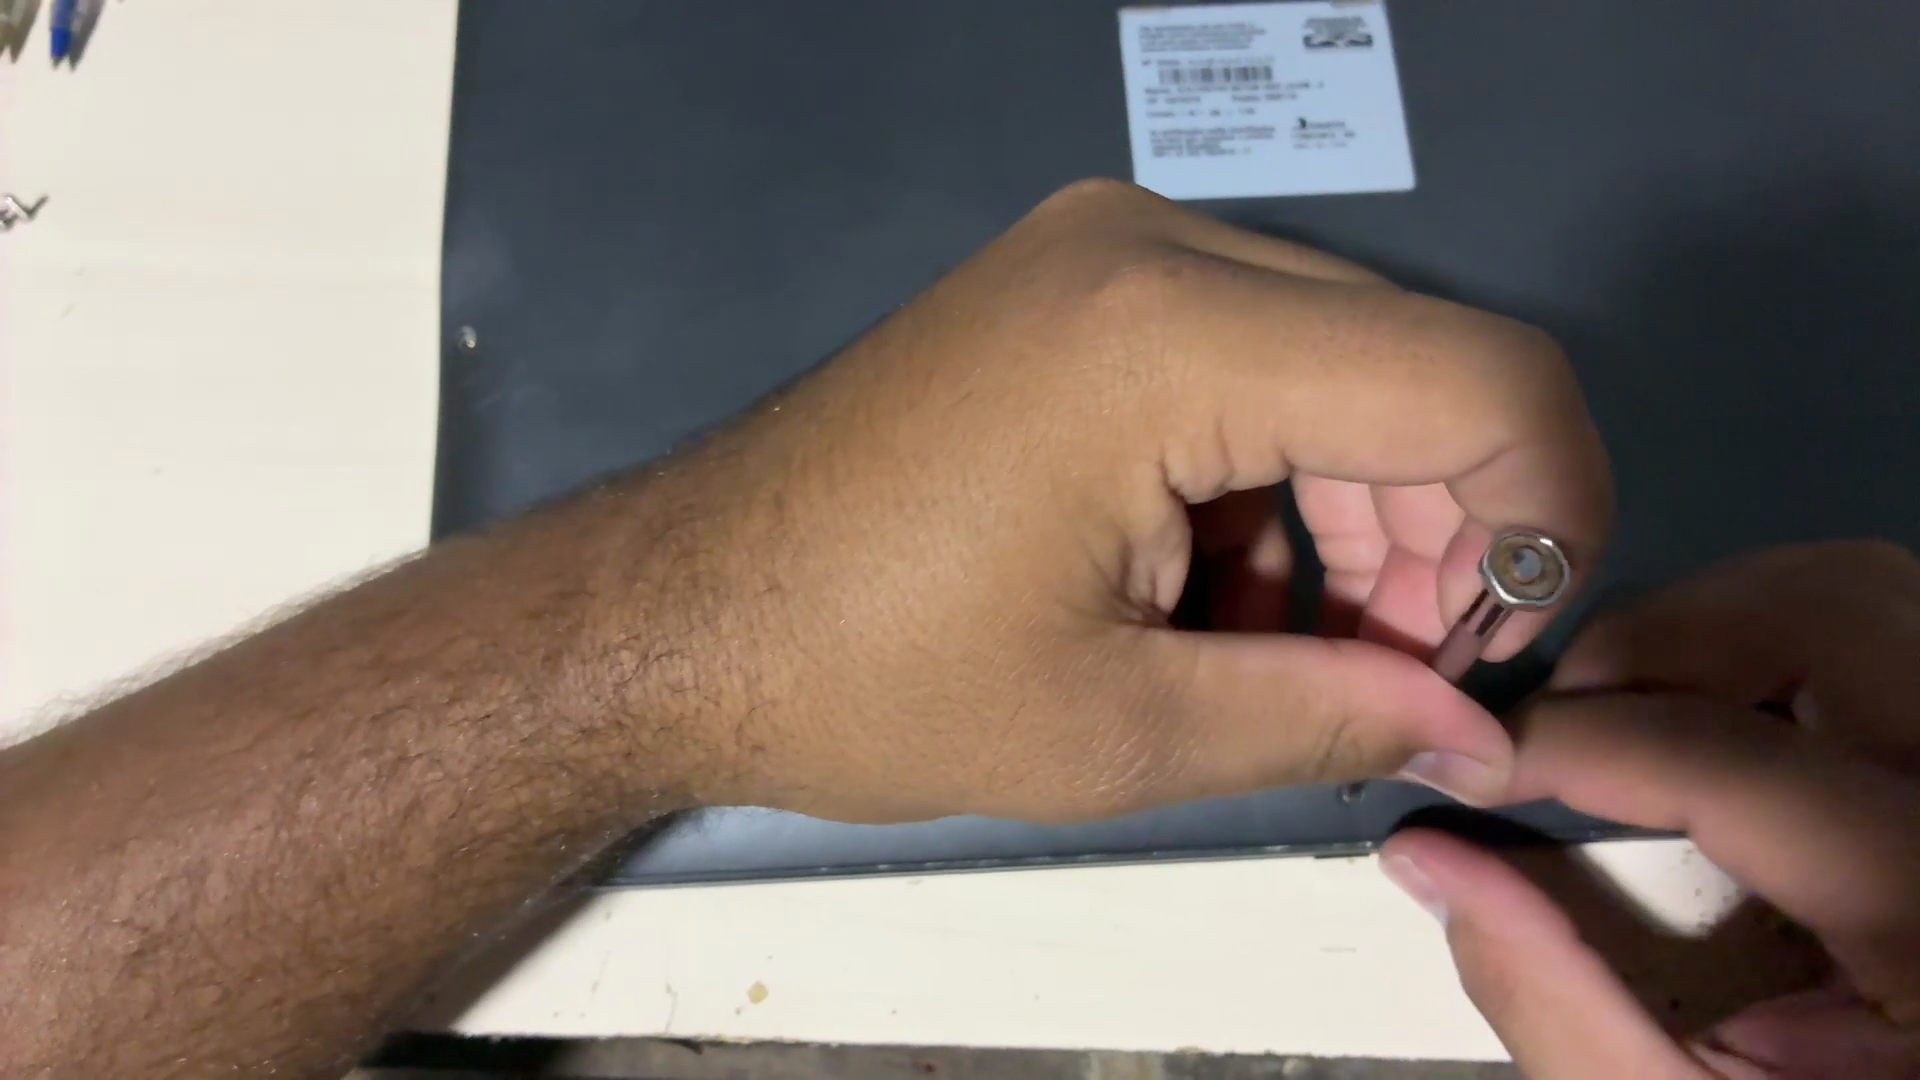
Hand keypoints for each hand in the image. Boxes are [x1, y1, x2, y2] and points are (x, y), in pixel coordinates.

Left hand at [695, 179, 1610, 820]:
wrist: (680, 613)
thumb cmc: (870, 678)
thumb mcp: (1113, 731)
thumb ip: (1325, 718)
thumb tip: (1472, 724)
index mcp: (1163, 336)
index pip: (1476, 382)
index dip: (1542, 518)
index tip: (1494, 645)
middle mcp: (1137, 250)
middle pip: (1397, 368)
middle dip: (1421, 531)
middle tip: (1368, 669)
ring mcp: (1083, 260)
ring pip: (1312, 367)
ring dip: (1329, 511)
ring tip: (1259, 642)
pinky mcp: (1047, 300)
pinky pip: (1221, 364)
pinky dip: (1245, 475)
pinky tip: (1188, 577)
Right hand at [1381, 541, 1919, 1076]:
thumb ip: (1553, 997)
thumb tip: (1420, 858)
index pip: (1723, 754)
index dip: (1561, 738)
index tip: (1469, 759)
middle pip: (1828, 610)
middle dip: (1647, 641)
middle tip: (1563, 714)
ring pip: (1852, 601)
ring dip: (1702, 633)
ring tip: (1622, 711)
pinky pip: (1868, 643)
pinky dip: (1753, 654)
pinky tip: (1696, 728)